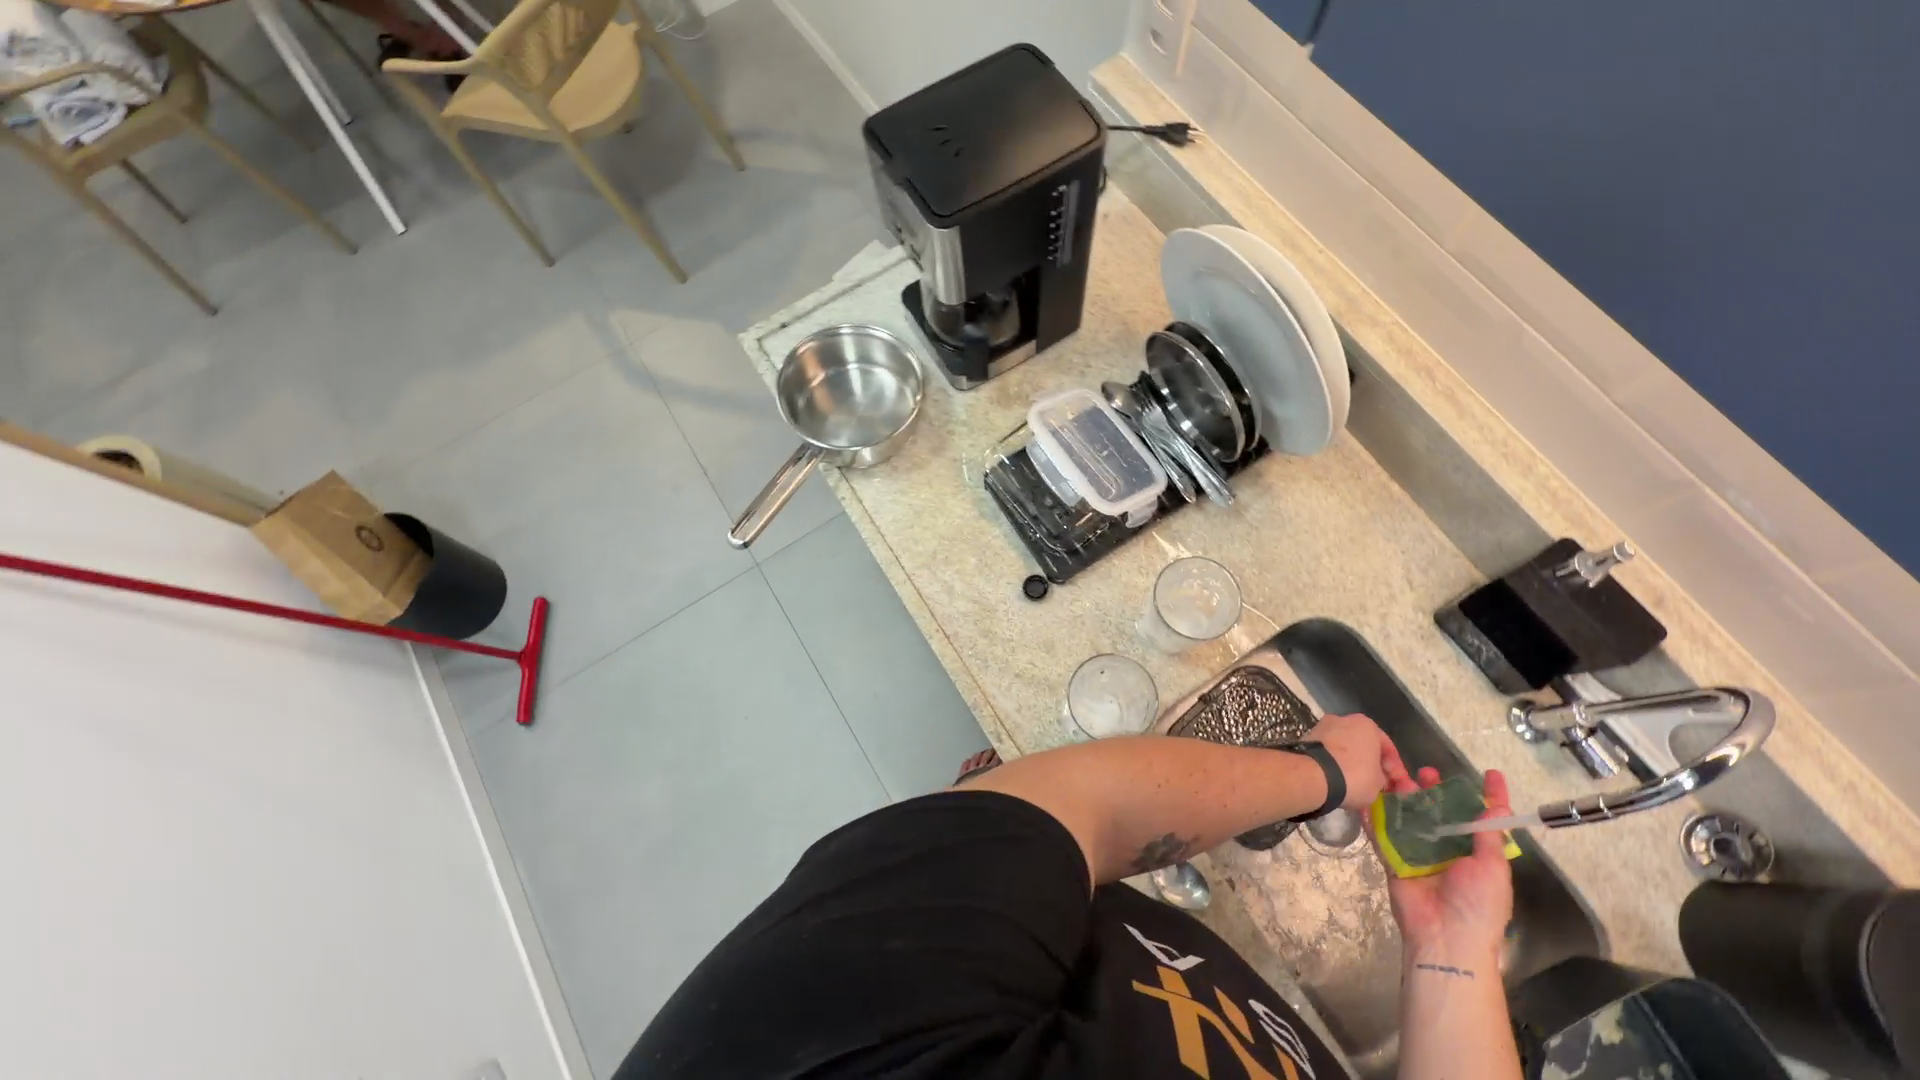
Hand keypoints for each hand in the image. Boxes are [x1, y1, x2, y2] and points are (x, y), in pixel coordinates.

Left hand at [1306, 713, 1408, 811]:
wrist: (1311, 775)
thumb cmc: (1353, 776)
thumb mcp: (1379, 784)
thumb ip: (1384, 780)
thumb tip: (1380, 781)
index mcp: (1367, 725)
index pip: (1387, 748)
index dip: (1396, 770)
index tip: (1399, 787)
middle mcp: (1343, 720)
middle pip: (1364, 747)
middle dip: (1372, 767)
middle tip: (1378, 788)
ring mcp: (1322, 728)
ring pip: (1344, 751)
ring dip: (1352, 768)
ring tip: (1358, 790)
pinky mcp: (1306, 740)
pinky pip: (1328, 756)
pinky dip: (1335, 768)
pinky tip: (1339, 785)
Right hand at [1373, 766, 1515, 961]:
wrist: (1445, 936)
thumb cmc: (1478, 903)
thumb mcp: (1492, 868)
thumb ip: (1489, 836)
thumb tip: (1497, 805)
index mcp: (1476, 852)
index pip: (1483, 818)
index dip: (1488, 795)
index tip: (1491, 773)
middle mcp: (1448, 849)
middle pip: (1439, 812)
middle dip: (1433, 790)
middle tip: (1426, 773)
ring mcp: (1418, 854)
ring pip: (1410, 817)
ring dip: (1404, 796)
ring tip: (1397, 776)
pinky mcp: (1393, 860)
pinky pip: (1381, 835)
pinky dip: (1373, 816)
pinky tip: (1367, 796)